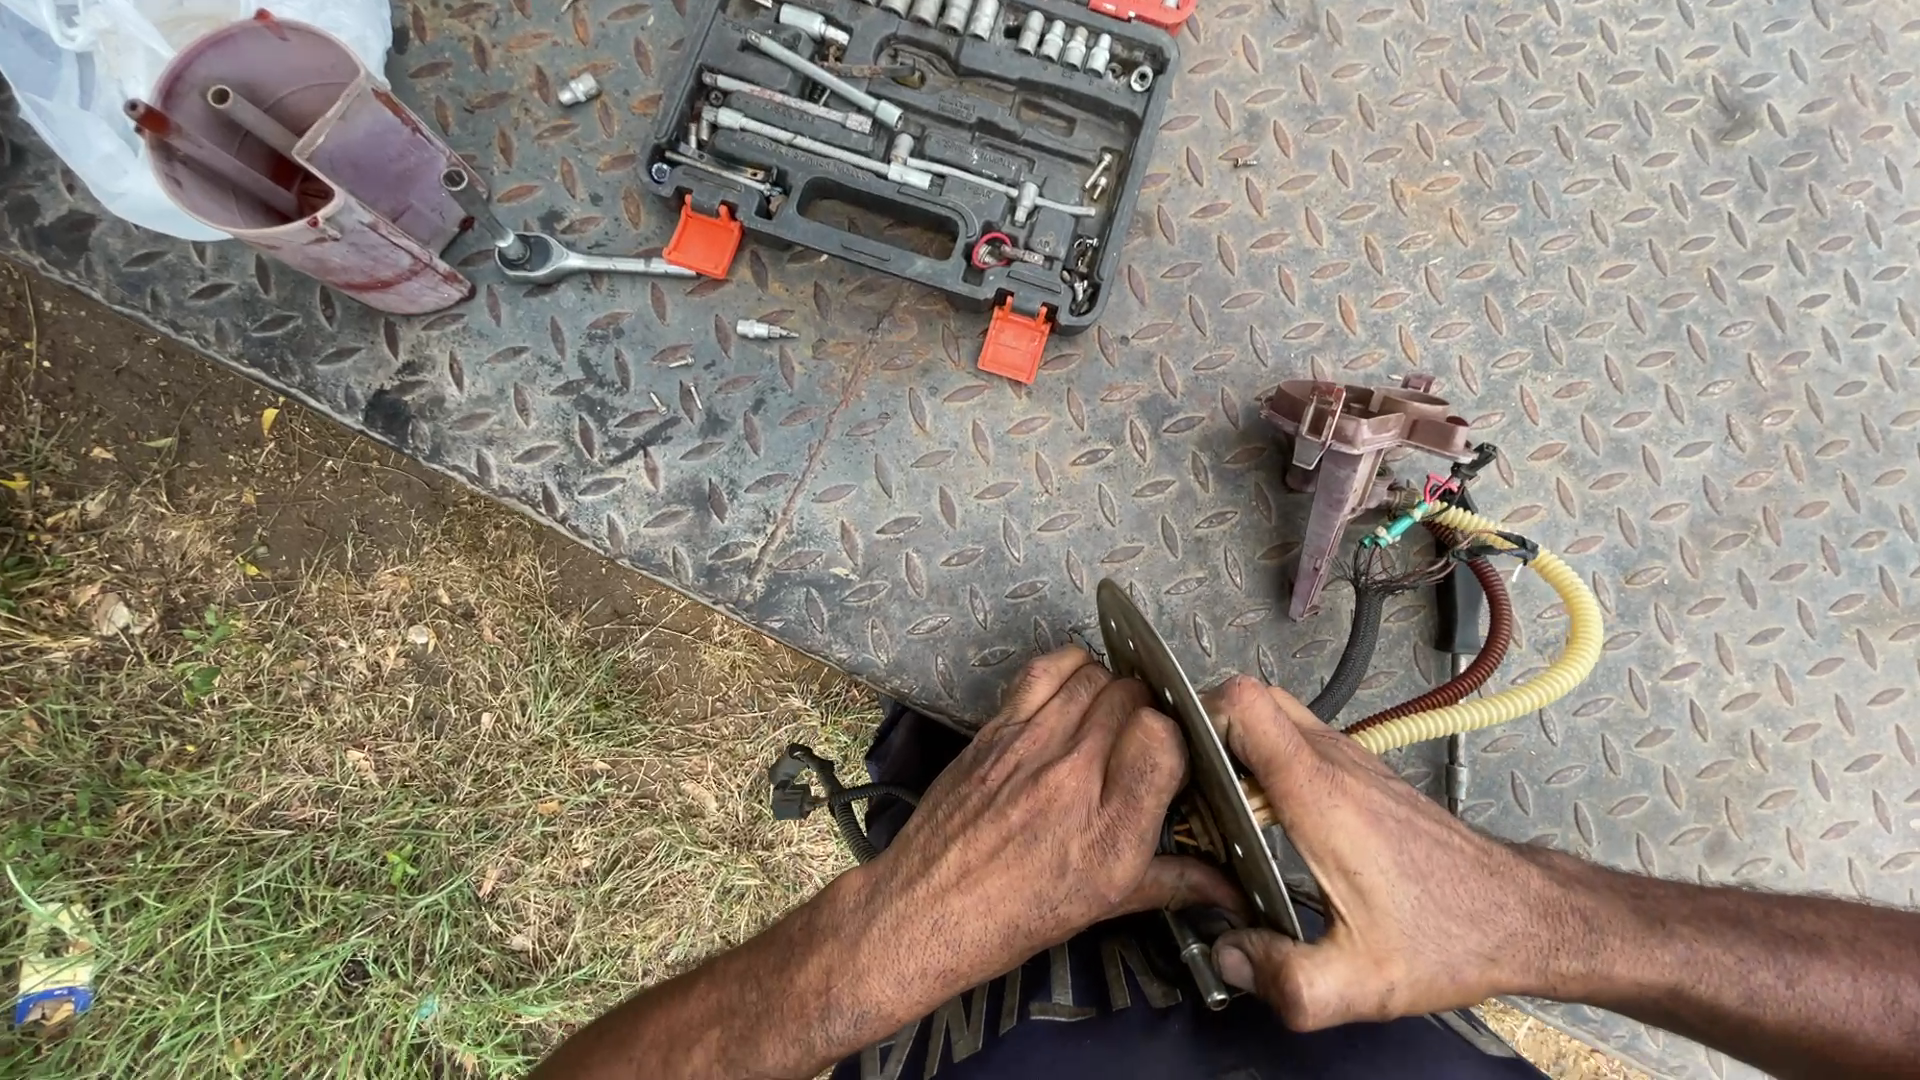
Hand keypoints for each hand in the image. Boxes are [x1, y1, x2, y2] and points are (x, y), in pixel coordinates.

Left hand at [851, 647, 1239, 1001]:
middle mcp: (1073, 772)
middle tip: (1138, 735)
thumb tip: (1233, 887)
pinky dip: (1068, 666)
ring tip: (1107, 713)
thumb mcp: (1105, 905)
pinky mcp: (996, 727)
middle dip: (1145, 708)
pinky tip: (1074, 684)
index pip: (1164, 736)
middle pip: (1129, 696)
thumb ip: (1173, 881)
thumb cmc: (1021, 914)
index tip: (1169, 756)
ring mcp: (1029, 742)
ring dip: (1109, 685)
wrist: (930, 906)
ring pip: (1090, 675)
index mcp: (1111, 824)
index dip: (1175, 738)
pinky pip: (1042, 671)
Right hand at [1203, 677, 1570, 1028]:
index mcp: (1316, 792)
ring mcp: (1348, 758)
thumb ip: (1287, 980)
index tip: (1181, 760)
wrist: (1523, 914)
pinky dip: (1266, 750)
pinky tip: (1266, 808)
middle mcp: (1330, 759)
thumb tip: (1226, 954)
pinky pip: (1296, 733)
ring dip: (1237, 735)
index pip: (1244, 704)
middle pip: (1251, 696)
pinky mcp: (1360, 769)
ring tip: (1221, 792)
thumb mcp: (1365, 983)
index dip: (1199, 717)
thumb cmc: (1447, 937)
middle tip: (1194, 778)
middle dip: (1210, 725)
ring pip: (1274, 710)